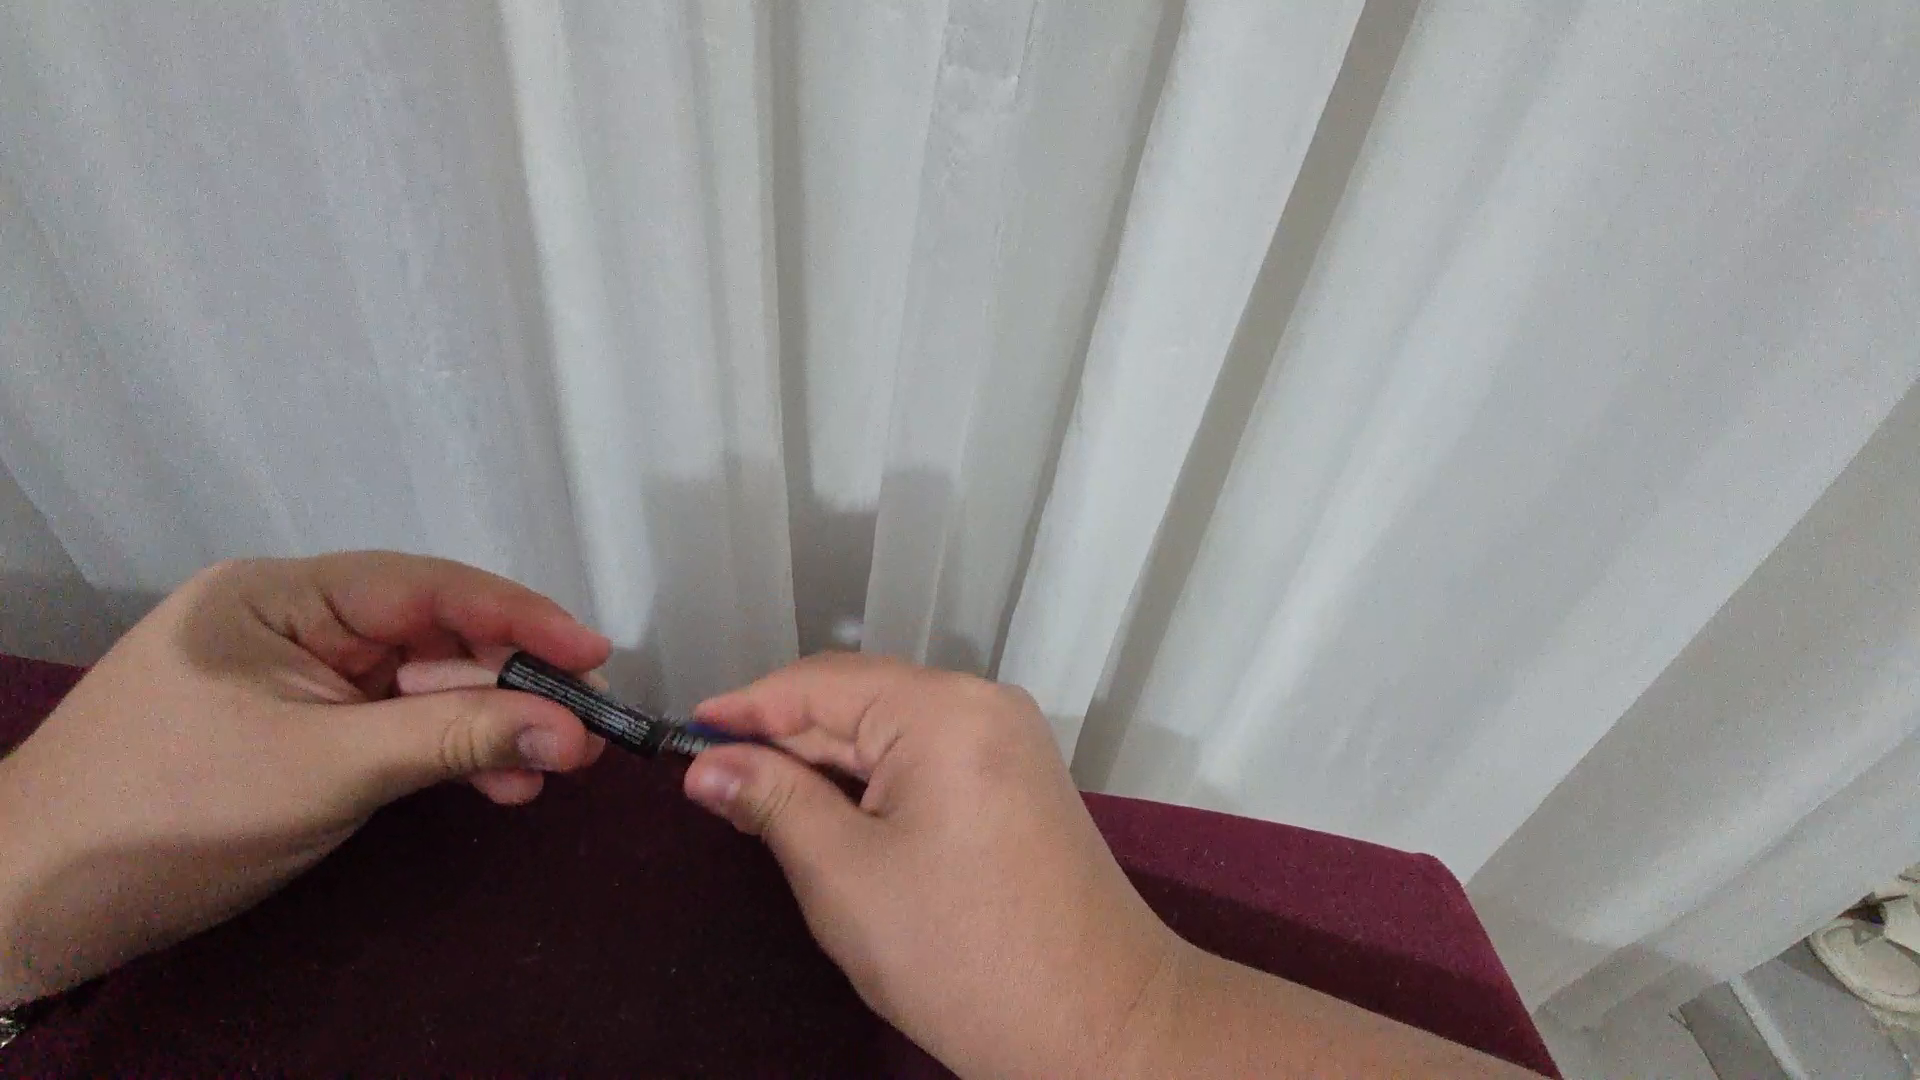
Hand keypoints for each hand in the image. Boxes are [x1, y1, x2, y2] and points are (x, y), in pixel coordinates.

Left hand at [0, 552, 609, 1006]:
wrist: (25, 919)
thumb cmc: (165, 816)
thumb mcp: (326, 770)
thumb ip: (457, 737)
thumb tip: (574, 732)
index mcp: (288, 597)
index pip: (430, 588)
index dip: (522, 616)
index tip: (594, 653)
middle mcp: (313, 622)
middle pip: (447, 639)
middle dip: (518, 686)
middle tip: (589, 725)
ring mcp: (324, 676)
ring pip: (442, 687)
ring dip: (501, 727)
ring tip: (561, 766)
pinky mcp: (331, 725)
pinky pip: (418, 726)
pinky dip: (464, 754)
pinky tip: (507, 786)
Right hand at [680, 654, 1178, 1079]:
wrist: (1099, 1020)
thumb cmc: (960, 952)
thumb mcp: (846, 876)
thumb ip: (775, 802)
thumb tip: (708, 765)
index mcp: (942, 708)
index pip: (822, 683)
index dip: (749, 705)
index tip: (687, 730)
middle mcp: (981, 699)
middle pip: (860, 700)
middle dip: (787, 737)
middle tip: (715, 775)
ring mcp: (1007, 733)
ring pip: (894, 726)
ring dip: (830, 757)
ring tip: (763, 791)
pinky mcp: (1017, 769)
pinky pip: (928, 749)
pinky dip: (876, 773)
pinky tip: (837, 801)